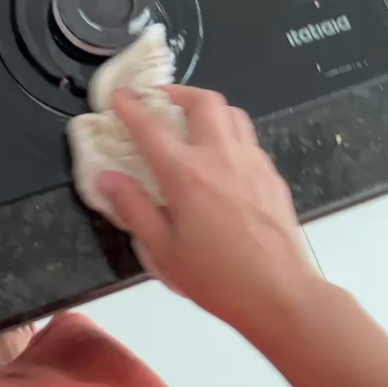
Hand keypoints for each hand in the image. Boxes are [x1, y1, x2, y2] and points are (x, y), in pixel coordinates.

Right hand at [100, 86, 324, 336]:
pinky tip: (219, 156)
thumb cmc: (216, 277)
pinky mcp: (271, 175)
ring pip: (231, 112)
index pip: (150, 126)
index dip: (130, 106)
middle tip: (159, 100)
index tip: (118, 96)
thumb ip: (132, 208)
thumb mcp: (162, 250)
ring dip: (206, 107)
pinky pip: (247, 137)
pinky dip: (227, 132)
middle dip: (176, 92)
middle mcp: (220, 156)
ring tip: (190, 121)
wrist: (281, 294)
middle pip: (202, 101)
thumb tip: (106, 177)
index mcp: (187, 174)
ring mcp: (251, 162)